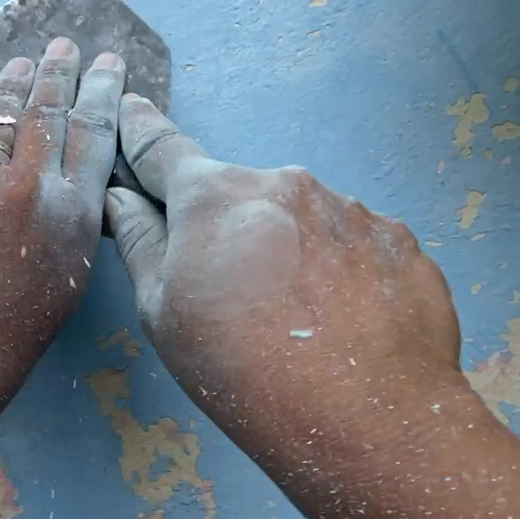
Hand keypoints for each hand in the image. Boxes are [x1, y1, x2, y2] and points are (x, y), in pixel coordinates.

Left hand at [0, 39, 125, 410]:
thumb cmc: (10, 339)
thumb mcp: (65, 282)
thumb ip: (72, 227)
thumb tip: (71, 189)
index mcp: (74, 213)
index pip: (95, 133)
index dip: (101, 91)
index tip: (107, 61)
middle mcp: (31, 187)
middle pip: (48, 112)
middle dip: (58, 72)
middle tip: (63, 43)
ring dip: (9, 85)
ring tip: (18, 61)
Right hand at [102, 94, 469, 476]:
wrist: (360, 412)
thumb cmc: (235, 365)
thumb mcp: (161, 311)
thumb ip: (140, 245)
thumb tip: (122, 201)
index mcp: (215, 198)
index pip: (164, 151)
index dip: (141, 131)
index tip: (130, 106)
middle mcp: (284, 183)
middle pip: (234, 193)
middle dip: (219, 226)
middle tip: (220, 291)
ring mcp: (349, 207)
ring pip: (293, 218)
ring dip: (277, 248)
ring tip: (283, 316)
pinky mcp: (397, 239)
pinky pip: (344, 242)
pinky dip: (327, 269)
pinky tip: (328, 318)